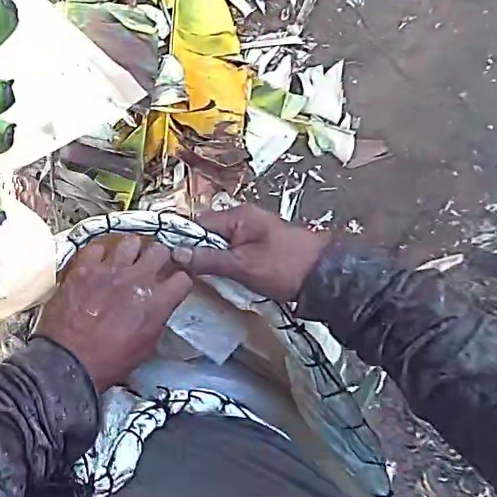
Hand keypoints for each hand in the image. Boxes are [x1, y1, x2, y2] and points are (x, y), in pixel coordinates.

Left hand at [35, 235, 192, 390]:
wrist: (68, 360)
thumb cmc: (108, 362)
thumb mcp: (146, 346)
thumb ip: (156, 318)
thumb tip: (157, 307)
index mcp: (157, 301)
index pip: (182, 278)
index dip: (178, 281)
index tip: (172, 285)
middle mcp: (137, 279)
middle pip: (159, 251)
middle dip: (158, 258)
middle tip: (150, 267)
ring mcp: (109, 269)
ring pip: (130, 242)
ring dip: (131, 251)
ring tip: (125, 261)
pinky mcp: (83, 267)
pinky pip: (96, 248)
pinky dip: (99, 255)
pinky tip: (97, 264)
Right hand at [169, 203, 329, 303]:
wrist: (326, 279)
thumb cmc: (285, 268)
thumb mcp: (241, 266)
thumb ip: (207, 259)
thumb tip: (176, 253)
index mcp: (238, 216)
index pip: (197, 224)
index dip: (182, 241)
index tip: (170, 260)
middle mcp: (243, 219)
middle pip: (206, 234)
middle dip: (196, 252)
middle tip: (186, 274)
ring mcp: (252, 233)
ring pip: (218, 244)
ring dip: (210, 260)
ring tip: (202, 277)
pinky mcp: (258, 247)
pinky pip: (231, 251)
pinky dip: (224, 263)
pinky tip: (222, 277)